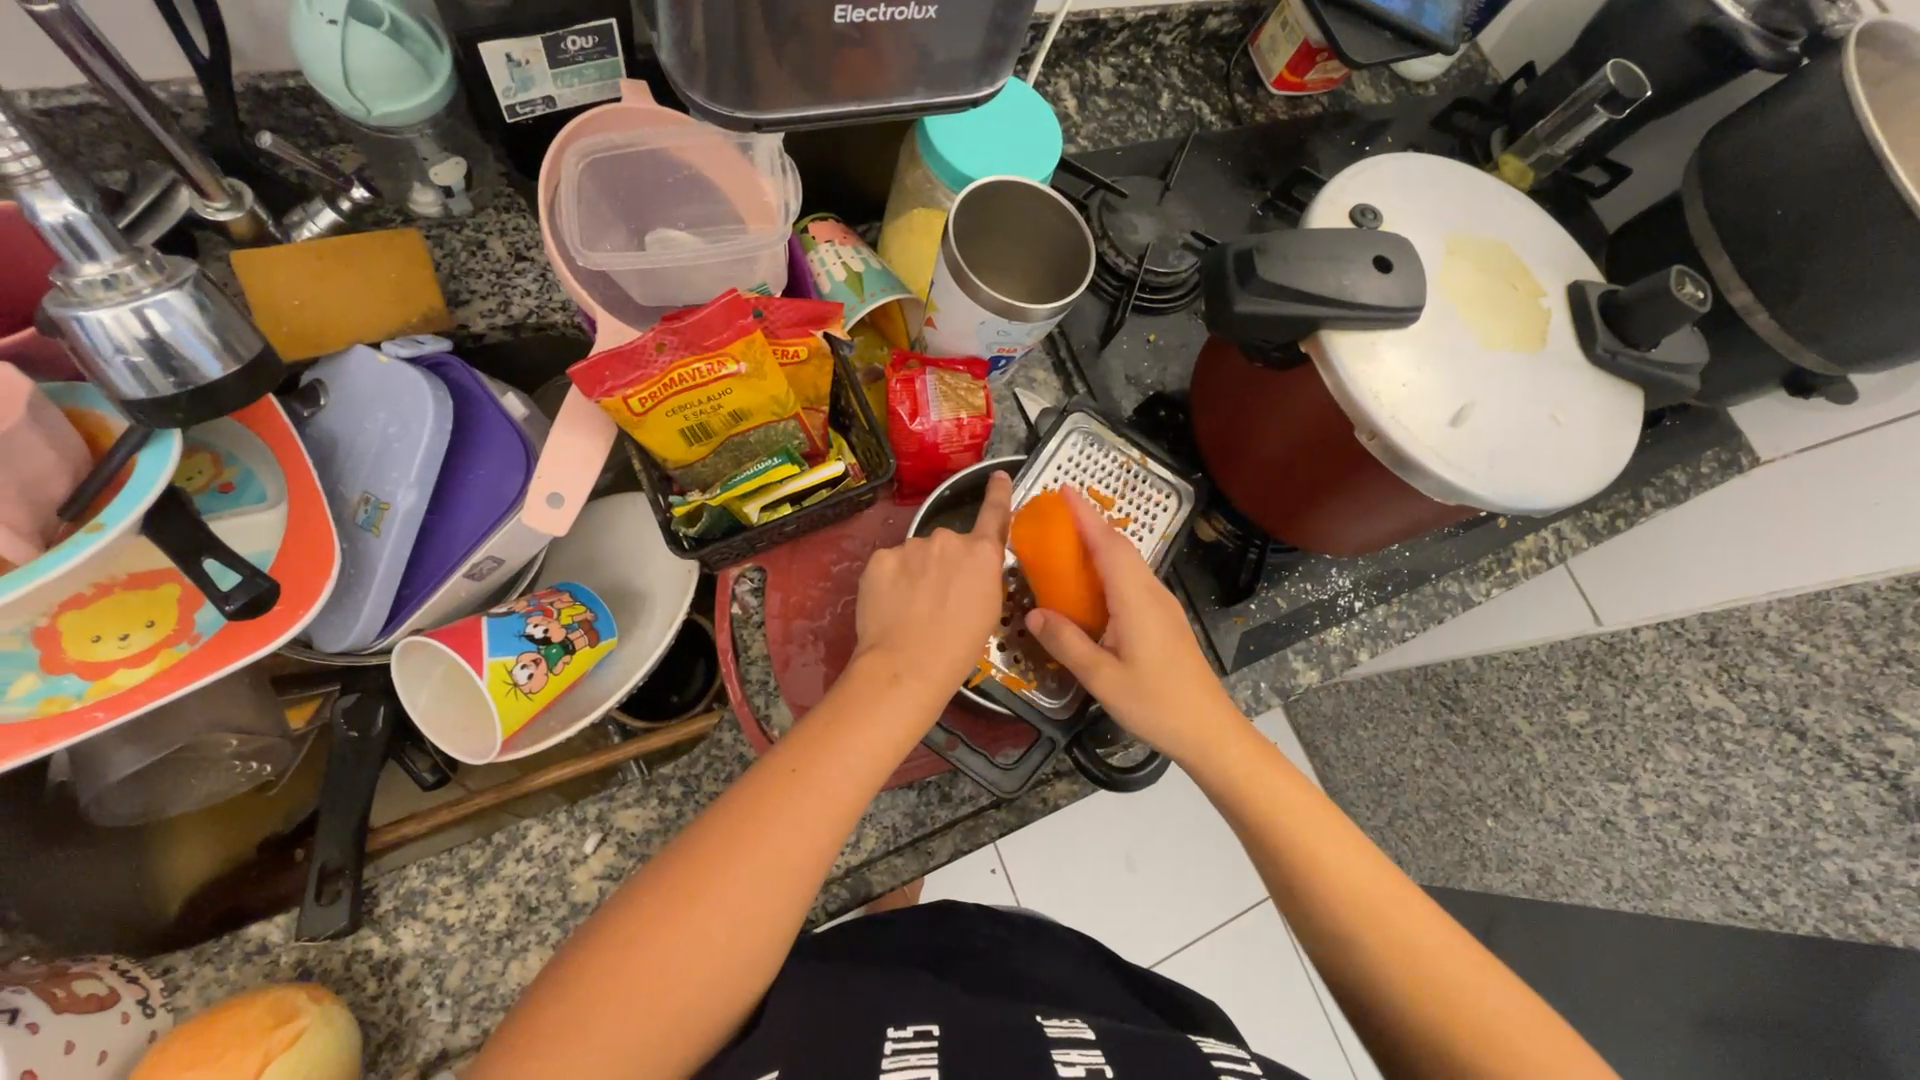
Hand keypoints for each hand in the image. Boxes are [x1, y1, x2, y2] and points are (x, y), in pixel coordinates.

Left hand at [852, 470, 1012, 697]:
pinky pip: (890, 564)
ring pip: (915, 555)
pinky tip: (890, 605)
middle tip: (939, 600)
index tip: (998, 476)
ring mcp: (911, 546)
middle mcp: (948, 539)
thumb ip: (982, 577)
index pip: (995, 513)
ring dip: (915, 572)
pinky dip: (890, 580)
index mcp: (982, 554)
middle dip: (943, 564)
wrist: (907, 664)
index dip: (998, 493)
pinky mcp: (880, 557)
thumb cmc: (959, 647)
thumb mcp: (989, 611)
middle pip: (947, 545)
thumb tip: (970, 570)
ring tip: (911, 609)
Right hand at [1024, 488, 1241, 764]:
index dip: (1085, 516)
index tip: (1064, 490)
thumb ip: (1066, 643)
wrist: (1208, 730)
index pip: (1108, 545)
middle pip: (1121, 548)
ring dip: (1101, 546)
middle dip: (1090, 524)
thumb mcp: (1101, 679)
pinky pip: (1133, 582)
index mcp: (1135, 600)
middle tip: (1056, 515)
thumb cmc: (1156, 704)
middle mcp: (1152, 593)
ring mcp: (1162, 606)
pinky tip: (1092, 587)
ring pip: (1129, 564)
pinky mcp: (1165, 621)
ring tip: (1068, 543)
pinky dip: (1109, 570)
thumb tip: (1033, 614)